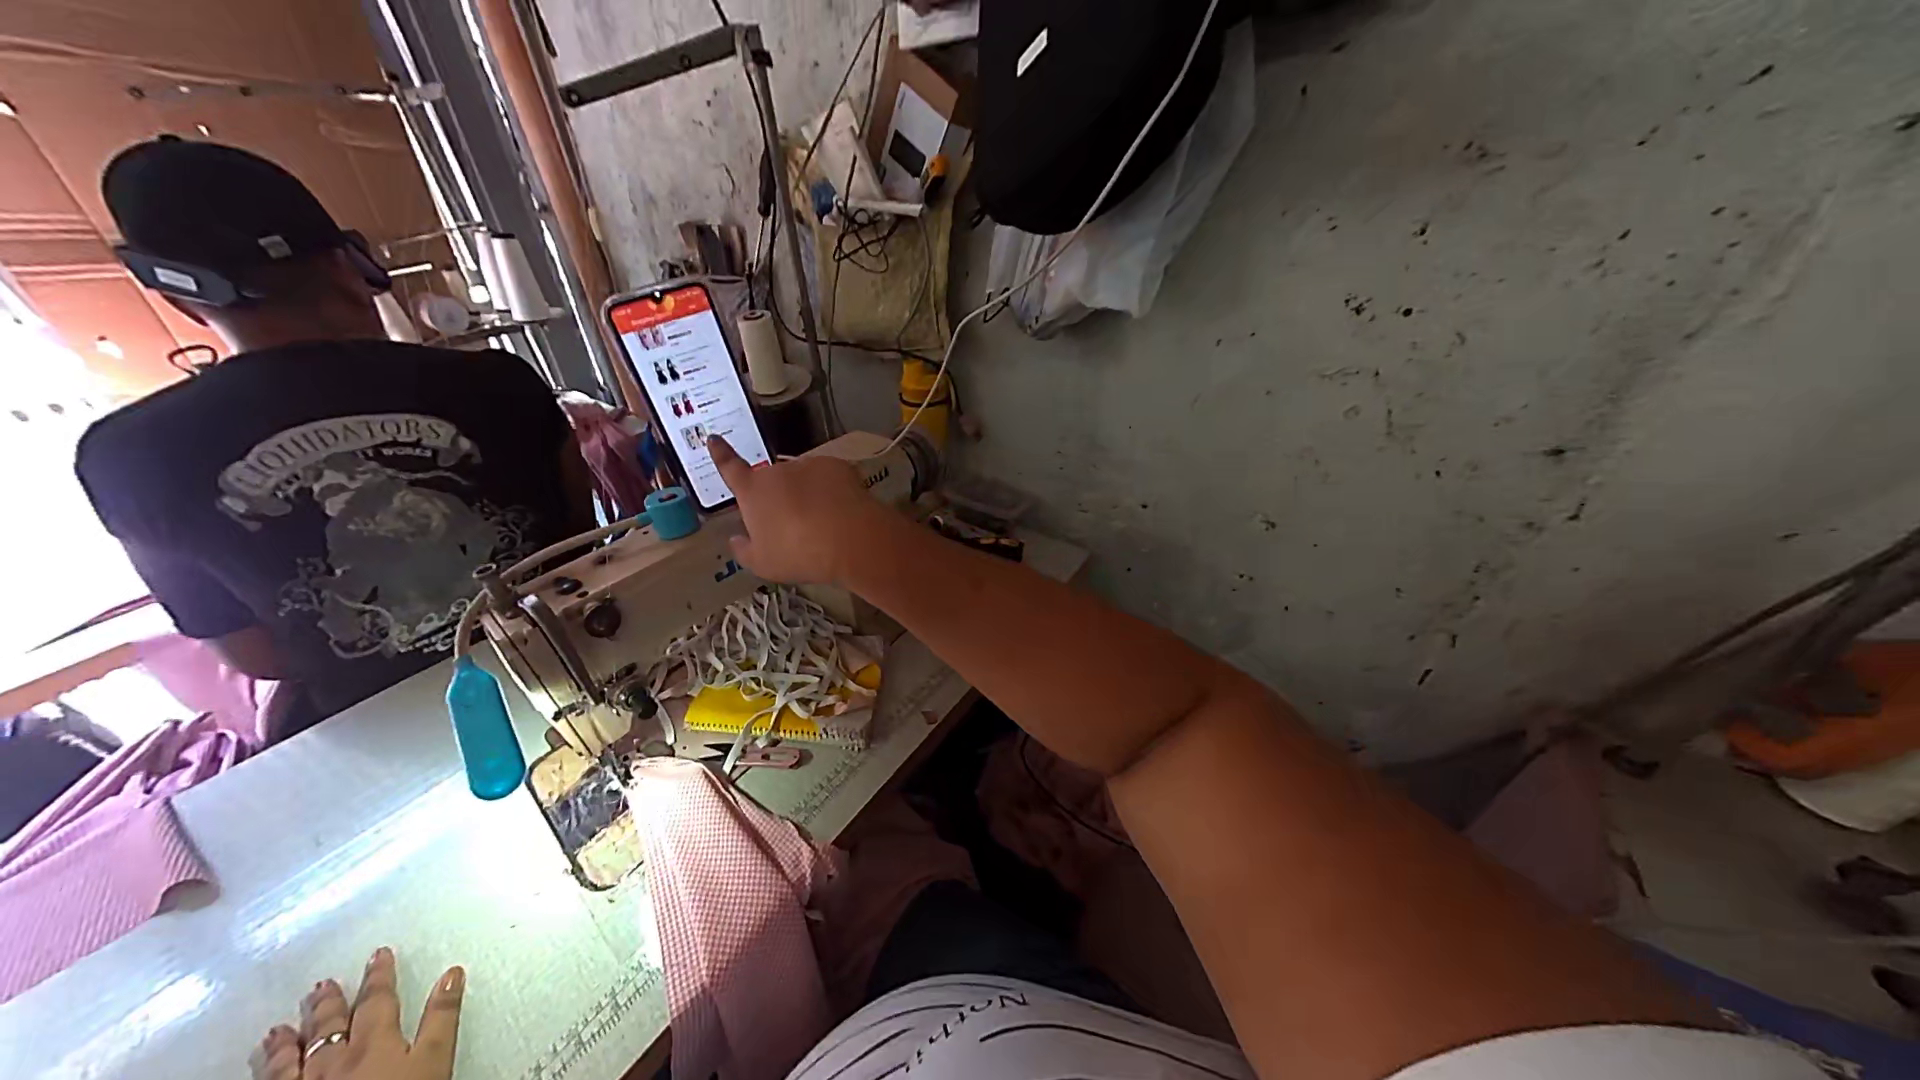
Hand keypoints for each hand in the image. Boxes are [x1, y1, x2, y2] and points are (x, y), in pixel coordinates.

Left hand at [253, 947, 464, 1079]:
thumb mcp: (434, 1059)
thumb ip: (442, 1017)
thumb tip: (452, 973)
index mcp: (374, 1042)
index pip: (377, 1001)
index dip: (380, 976)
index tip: (379, 954)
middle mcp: (334, 1061)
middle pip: (331, 1026)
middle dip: (329, 1005)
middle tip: (322, 985)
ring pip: (291, 1060)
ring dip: (288, 1042)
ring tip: (280, 1029)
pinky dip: (265, 1071)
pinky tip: (261, 1066)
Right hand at [708, 436, 894, 584]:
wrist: (850, 540)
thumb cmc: (799, 555)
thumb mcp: (763, 563)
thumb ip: (744, 550)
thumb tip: (736, 539)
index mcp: (753, 491)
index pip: (730, 468)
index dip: (721, 454)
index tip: (714, 438)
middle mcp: (778, 471)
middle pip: (775, 482)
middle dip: (782, 498)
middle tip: (796, 527)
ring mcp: (810, 465)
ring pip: (804, 479)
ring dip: (808, 494)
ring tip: (823, 524)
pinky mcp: (839, 466)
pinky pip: (829, 478)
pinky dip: (833, 491)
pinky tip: (841, 513)